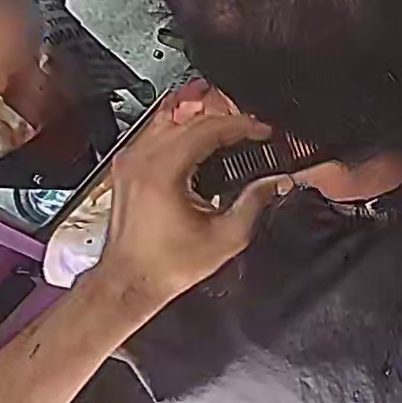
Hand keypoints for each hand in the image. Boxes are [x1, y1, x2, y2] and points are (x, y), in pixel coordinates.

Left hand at [88, 104, 293, 310]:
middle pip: (191, 120)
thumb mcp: (225, 238)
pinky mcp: (126, 168)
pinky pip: (156, 135)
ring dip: (204, 125)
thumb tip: (275, 181)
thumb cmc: (165, 266)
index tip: (263, 131)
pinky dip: (183, 135)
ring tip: (231, 137)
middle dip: (227, 123)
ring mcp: (130, 161)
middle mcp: (141, 160)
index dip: (242, 125)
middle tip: (253, 133)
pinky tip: (201, 148)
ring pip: (172, 121)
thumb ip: (254, 203)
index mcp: (163, 172)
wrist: (130, 282)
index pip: (208, 128)